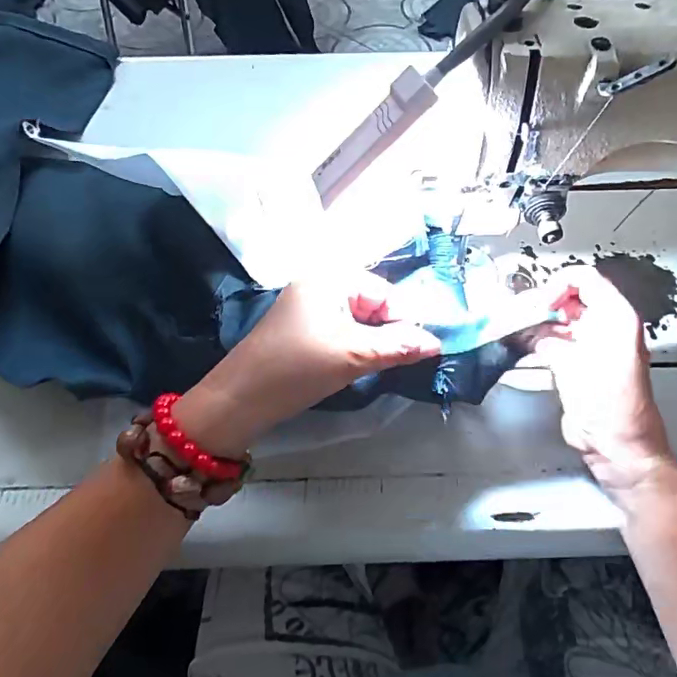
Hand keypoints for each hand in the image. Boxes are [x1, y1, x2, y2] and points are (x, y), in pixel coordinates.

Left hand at [173, 273, 441, 456]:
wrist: (239, 399)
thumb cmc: (298, 369)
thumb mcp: (354, 356)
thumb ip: (398, 346)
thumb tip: (436, 342)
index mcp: (329, 276)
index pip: (384, 293)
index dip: (402, 322)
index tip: (416, 353)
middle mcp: (318, 282)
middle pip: (371, 304)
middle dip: (385, 333)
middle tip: (389, 363)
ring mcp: (306, 305)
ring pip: (356, 320)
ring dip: (368, 343)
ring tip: (366, 367)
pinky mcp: (299, 327)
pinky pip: (338, 329)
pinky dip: (350, 347)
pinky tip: (347, 367)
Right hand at [527, 266, 676, 496]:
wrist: (618, 449)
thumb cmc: (612, 410)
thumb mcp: (574, 366)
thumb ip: (549, 339)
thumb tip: (529, 329)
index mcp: (617, 319)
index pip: (584, 279)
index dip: (557, 285)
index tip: (538, 303)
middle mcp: (608, 328)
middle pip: (570, 297)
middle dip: (542, 302)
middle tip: (519, 314)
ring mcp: (594, 346)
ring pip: (560, 319)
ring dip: (536, 321)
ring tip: (513, 327)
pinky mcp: (581, 364)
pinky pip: (557, 340)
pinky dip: (538, 339)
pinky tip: (520, 344)